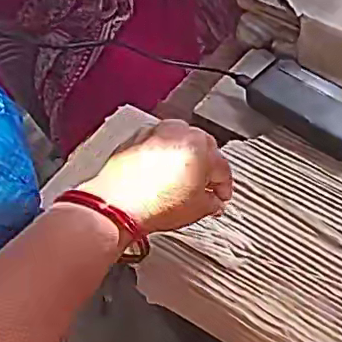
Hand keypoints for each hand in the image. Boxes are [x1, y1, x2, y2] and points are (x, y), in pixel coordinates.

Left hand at [80, 120, 231, 234]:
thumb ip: (213, 202)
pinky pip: (158, 145)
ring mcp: (156, 132)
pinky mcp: (136, 138)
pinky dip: (163, 158)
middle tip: (203, 191)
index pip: (222, 168)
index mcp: (201, 146)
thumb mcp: (198, 209)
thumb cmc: (153, 204)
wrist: (116, 206)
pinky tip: (160, 177)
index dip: (224, 187)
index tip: (221, 197)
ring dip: (184, 160)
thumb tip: (213, 201)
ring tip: (180, 184)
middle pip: (203, 150)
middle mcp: (179, 133)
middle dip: (205, 170)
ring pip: (180, 143)